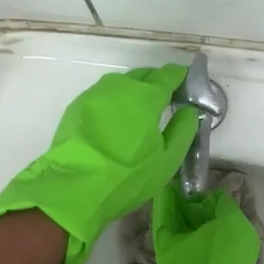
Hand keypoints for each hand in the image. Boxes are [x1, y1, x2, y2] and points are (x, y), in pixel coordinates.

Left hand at [0, 64, 198, 263]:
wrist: (74, 189)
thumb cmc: (127, 176)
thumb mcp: (167, 159)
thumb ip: (183, 129)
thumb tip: (189, 110)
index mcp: (145, 96)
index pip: (169, 74)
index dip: (182, 77)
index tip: (188, 86)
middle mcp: (119, 86)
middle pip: (144, 75)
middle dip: (158, 82)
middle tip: (167, 100)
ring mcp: (94, 94)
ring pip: (121, 83)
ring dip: (135, 91)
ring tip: (141, 111)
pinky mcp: (76, 106)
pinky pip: (103, 95)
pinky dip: (115, 101)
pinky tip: (116, 121)